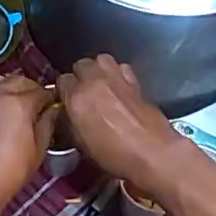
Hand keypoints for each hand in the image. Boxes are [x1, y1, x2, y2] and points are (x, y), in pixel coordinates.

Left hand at [0, 75, 57, 213]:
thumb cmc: (13, 169)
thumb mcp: (39, 148)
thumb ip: (48, 123)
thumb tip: (53, 110)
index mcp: (19, 102)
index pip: (42, 91)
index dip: (52, 99)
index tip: (57, 109)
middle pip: (21, 81)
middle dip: (33, 90)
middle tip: (41, 106)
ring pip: (1, 81)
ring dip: (14, 87)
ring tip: (21, 104)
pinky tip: (2, 109)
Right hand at [55, 55, 193, 190]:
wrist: (153, 153)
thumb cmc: (114, 156)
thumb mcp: (82, 146)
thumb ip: (71, 124)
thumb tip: (69, 115)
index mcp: (77, 98)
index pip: (62, 81)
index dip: (64, 91)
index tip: (68, 101)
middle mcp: (95, 82)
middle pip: (81, 65)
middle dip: (80, 76)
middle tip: (84, 92)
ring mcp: (117, 79)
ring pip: (101, 60)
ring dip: (99, 69)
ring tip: (101, 84)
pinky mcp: (136, 82)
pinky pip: (122, 67)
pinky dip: (118, 73)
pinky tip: (120, 87)